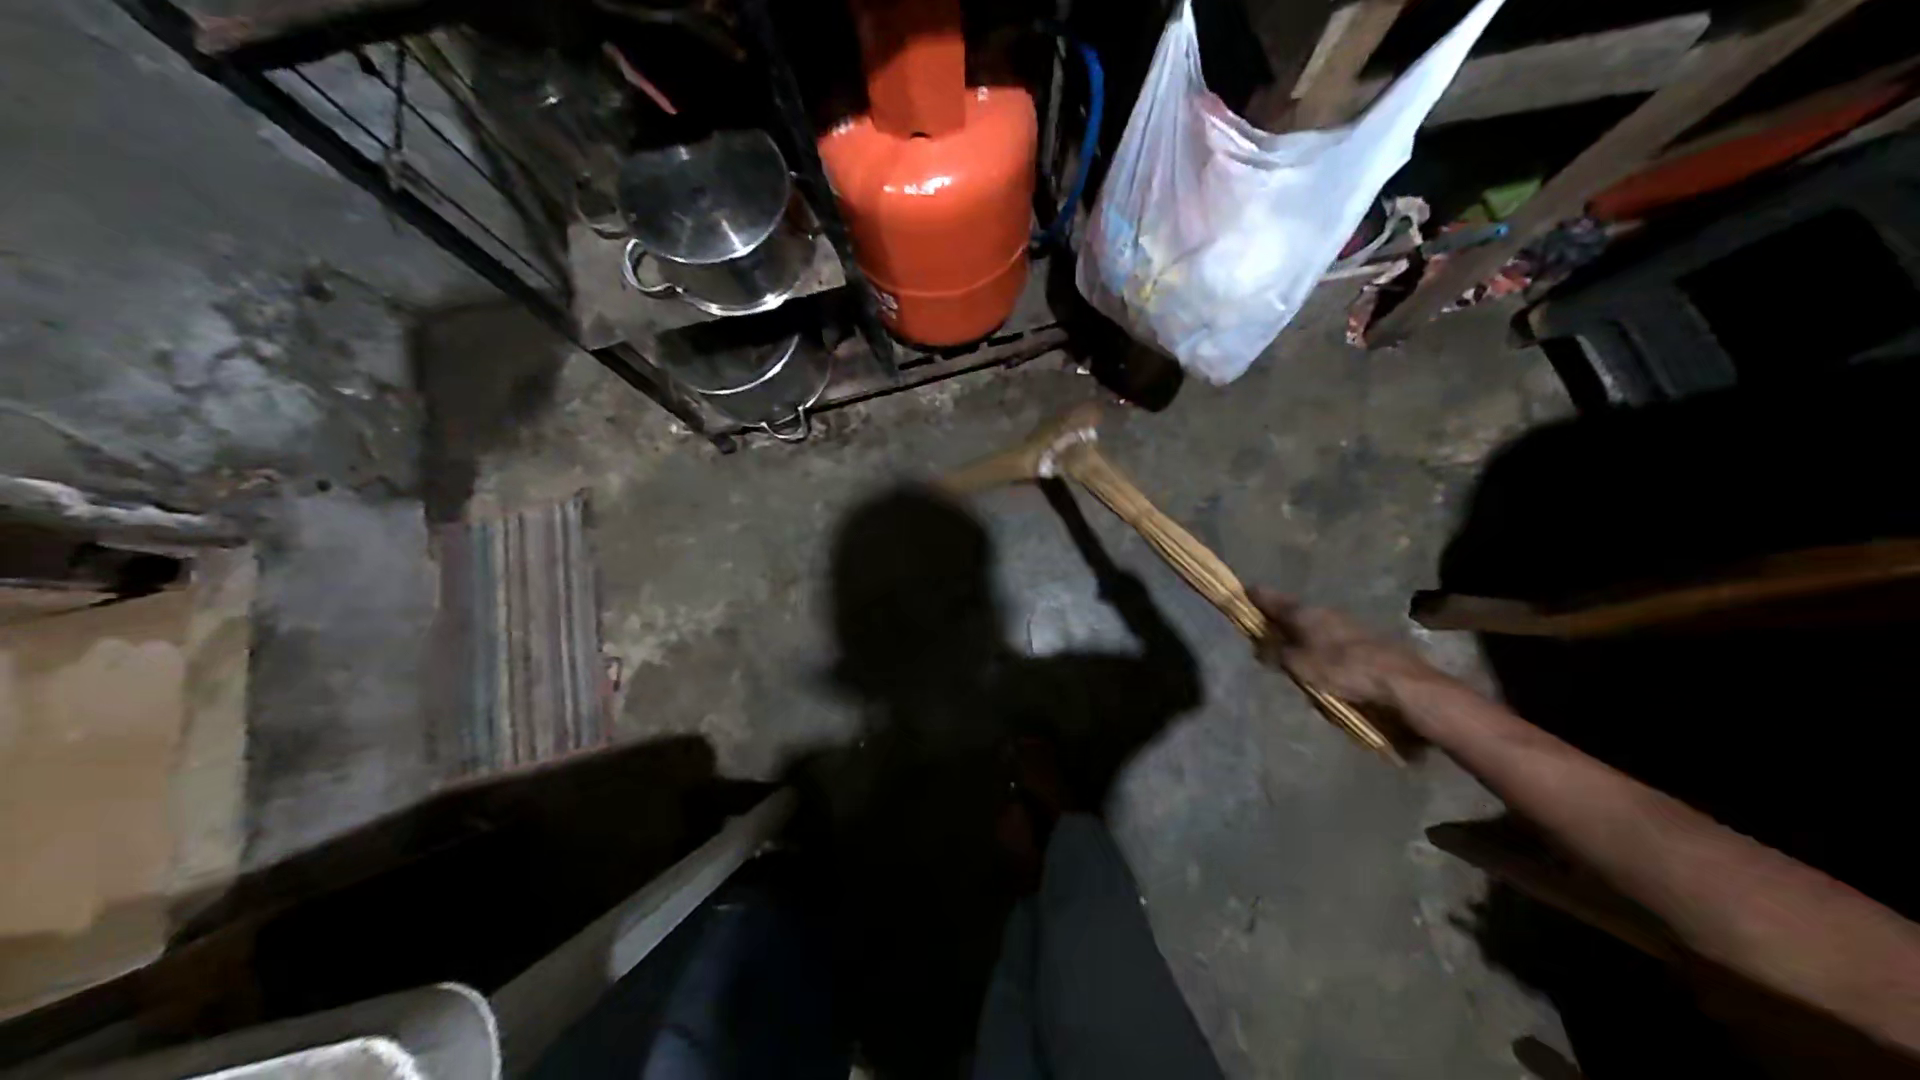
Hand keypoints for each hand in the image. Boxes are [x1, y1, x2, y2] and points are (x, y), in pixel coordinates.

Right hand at [1249, 588, 1439, 709]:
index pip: (1273, 599)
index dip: (1256, 596)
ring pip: (1314, 624)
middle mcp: (1325, 612)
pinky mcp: (1365, 640)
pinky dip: (1319, 644)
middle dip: (1278, 617)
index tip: (1243, 592)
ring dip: (1300, 632)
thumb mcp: (1299, 665)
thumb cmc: (1343, 669)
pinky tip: (1320, 660)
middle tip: (1263, 626)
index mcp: (1305, 614)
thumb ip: (1276, 654)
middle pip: (1294, 611)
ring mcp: (1347, 624)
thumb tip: (1258, 646)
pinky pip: (1331, 638)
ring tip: (1290, 648)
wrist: (1400, 682)